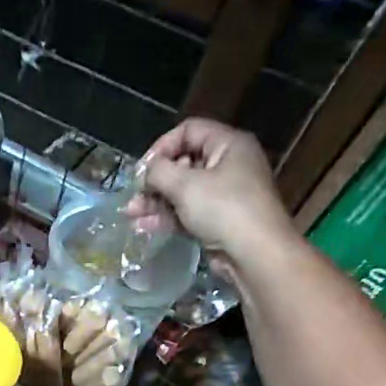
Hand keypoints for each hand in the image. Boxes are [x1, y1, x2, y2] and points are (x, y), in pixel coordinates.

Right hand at [126, 118, 294, 259]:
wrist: (254, 254)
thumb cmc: (223, 209)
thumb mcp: (185, 185)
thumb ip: (158, 172)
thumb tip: (145, 173)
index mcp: (228, 144)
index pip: (189, 131)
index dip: (162, 147)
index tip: (141, 169)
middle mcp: (228, 164)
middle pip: (183, 163)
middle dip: (154, 180)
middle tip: (134, 194)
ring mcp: (223, 195)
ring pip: (182, 191)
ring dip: (155, 201)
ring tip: (131, 214)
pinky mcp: (217, 221)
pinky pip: (187, 212)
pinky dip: (166, 217)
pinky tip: (143, 225)